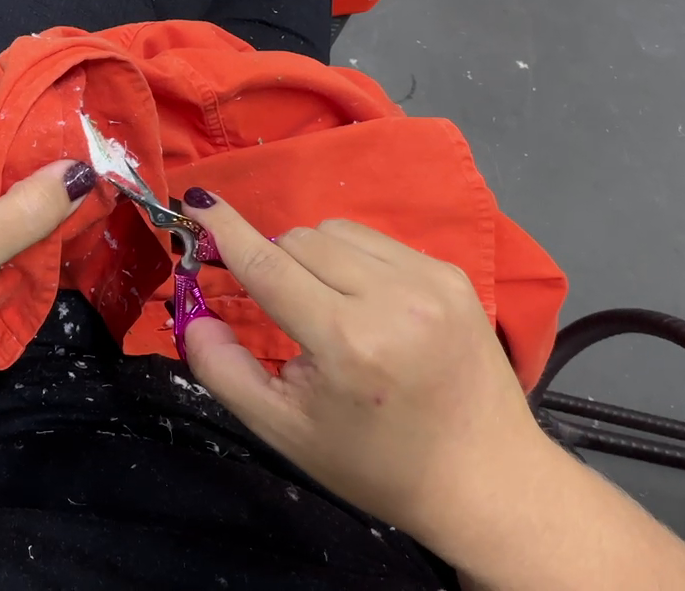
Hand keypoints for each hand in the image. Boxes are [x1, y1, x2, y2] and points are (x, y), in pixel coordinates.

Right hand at [179, 193, 556, 544]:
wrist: (490, 483)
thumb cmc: (375, 462)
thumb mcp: (283, 430)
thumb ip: (222, 369)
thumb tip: (194, 315)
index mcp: (349, 342)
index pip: (268, 266)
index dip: (225, 231)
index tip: (194, 201)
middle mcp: (393, 299)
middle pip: (296, 241)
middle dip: (273, 263)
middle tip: (283, 310)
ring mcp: (430, 281)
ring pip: (332, 231)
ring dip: (311, 256)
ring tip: (327, 306)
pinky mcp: (453, 275)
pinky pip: (372, 239)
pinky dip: (350, 258)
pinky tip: (365, 302)